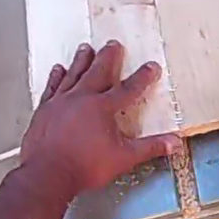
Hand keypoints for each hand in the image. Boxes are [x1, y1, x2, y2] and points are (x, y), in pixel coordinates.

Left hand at [20, 41, 181, 198]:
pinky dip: (56, 77)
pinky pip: (52, 87)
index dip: (142, 78)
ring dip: (82, 60)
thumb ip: (149, 148)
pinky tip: (58, 69)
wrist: (47, 173)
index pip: (129, 89)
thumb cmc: (84, 167)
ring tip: (86, 48)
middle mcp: (82, 98)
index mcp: (103, 108)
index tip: (151, 67)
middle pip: (98, 72)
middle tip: (113, 44)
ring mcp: (60, 102)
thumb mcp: (123, 158)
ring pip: (74, 74)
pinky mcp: (44, 110)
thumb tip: (174, 143)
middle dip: (109, 58)